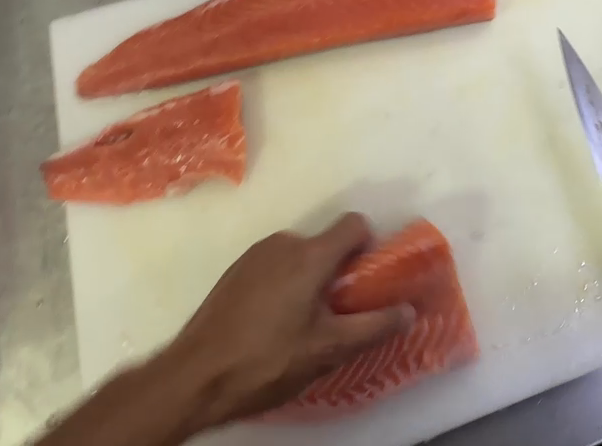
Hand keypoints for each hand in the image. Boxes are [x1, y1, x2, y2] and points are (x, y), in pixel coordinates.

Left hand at [36, 213, 412, 445]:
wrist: (192, 378)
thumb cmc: (267, 361)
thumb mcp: (327, 351)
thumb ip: (372, 327)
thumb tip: (409, 310)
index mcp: (311, 255)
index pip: (354, 224)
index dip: (368, 246)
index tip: (366, 280)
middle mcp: (285, 243)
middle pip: (326, 244)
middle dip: (337, 272)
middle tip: (334, 314)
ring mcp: (255, 254)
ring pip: (299, 256)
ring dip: (308, 280)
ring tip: (300, 325)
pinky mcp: (234, 271)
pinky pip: (274, 266)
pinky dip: (282, 285)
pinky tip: (271, 324)